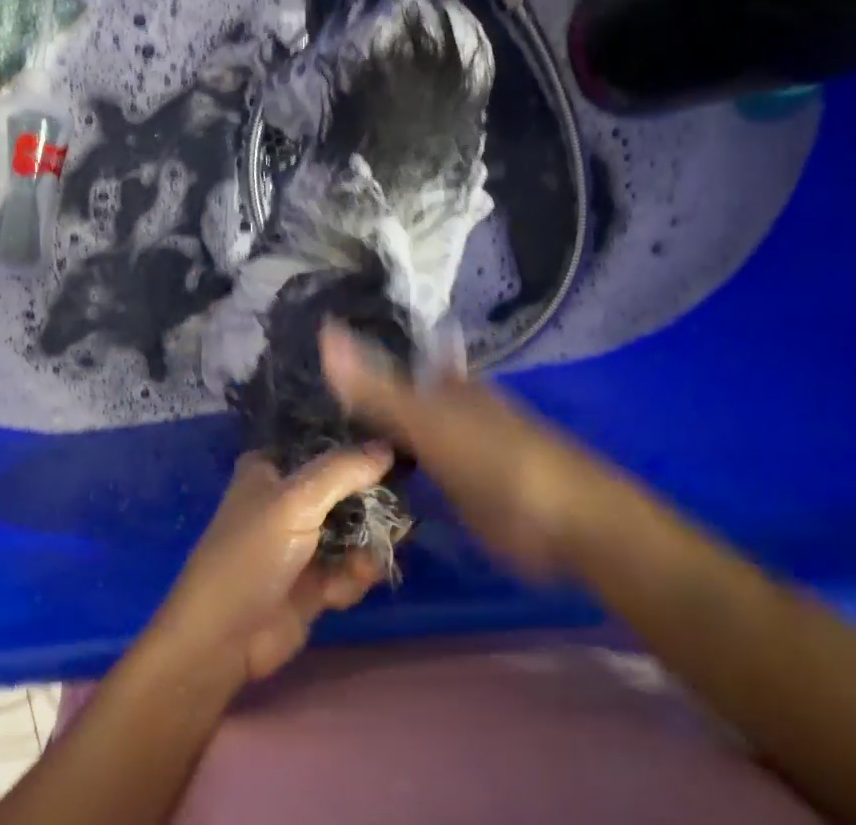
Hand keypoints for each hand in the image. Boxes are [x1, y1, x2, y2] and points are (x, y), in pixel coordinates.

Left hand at [146, 448, 389, 683]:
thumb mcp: (294, 502)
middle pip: (346, 489)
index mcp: (269, 469)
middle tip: (395, 518)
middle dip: (371, 507)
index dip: (356, 448)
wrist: (226, 637)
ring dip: (365, 550)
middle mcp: (286, 499)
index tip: (395, 452)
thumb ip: (341, 472)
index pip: (319, 444)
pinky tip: (336, 595)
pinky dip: (352, 580)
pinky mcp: (315, 580)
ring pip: (356, 531)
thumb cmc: (251, 555)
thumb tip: (387, 446)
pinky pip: (352, 568)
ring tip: (360, 566)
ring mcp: (302, 541)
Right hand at [319, 322, 627, 579]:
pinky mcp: (451, 492)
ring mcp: (448, 452)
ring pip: (393, 438)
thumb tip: (324, 330)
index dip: (350, 356)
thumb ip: (374, 386)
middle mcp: (444, 411)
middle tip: (292, 401)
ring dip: (361, 439)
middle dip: (349, 400)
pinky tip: (342, 479)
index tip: (303, 355)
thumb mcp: (427, 418)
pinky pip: (403, 474)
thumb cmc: (498, 459)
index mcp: (443, 383)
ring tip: (302, 440)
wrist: (564, 525)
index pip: (387, 359)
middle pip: (387, 399)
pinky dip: (378, 473)